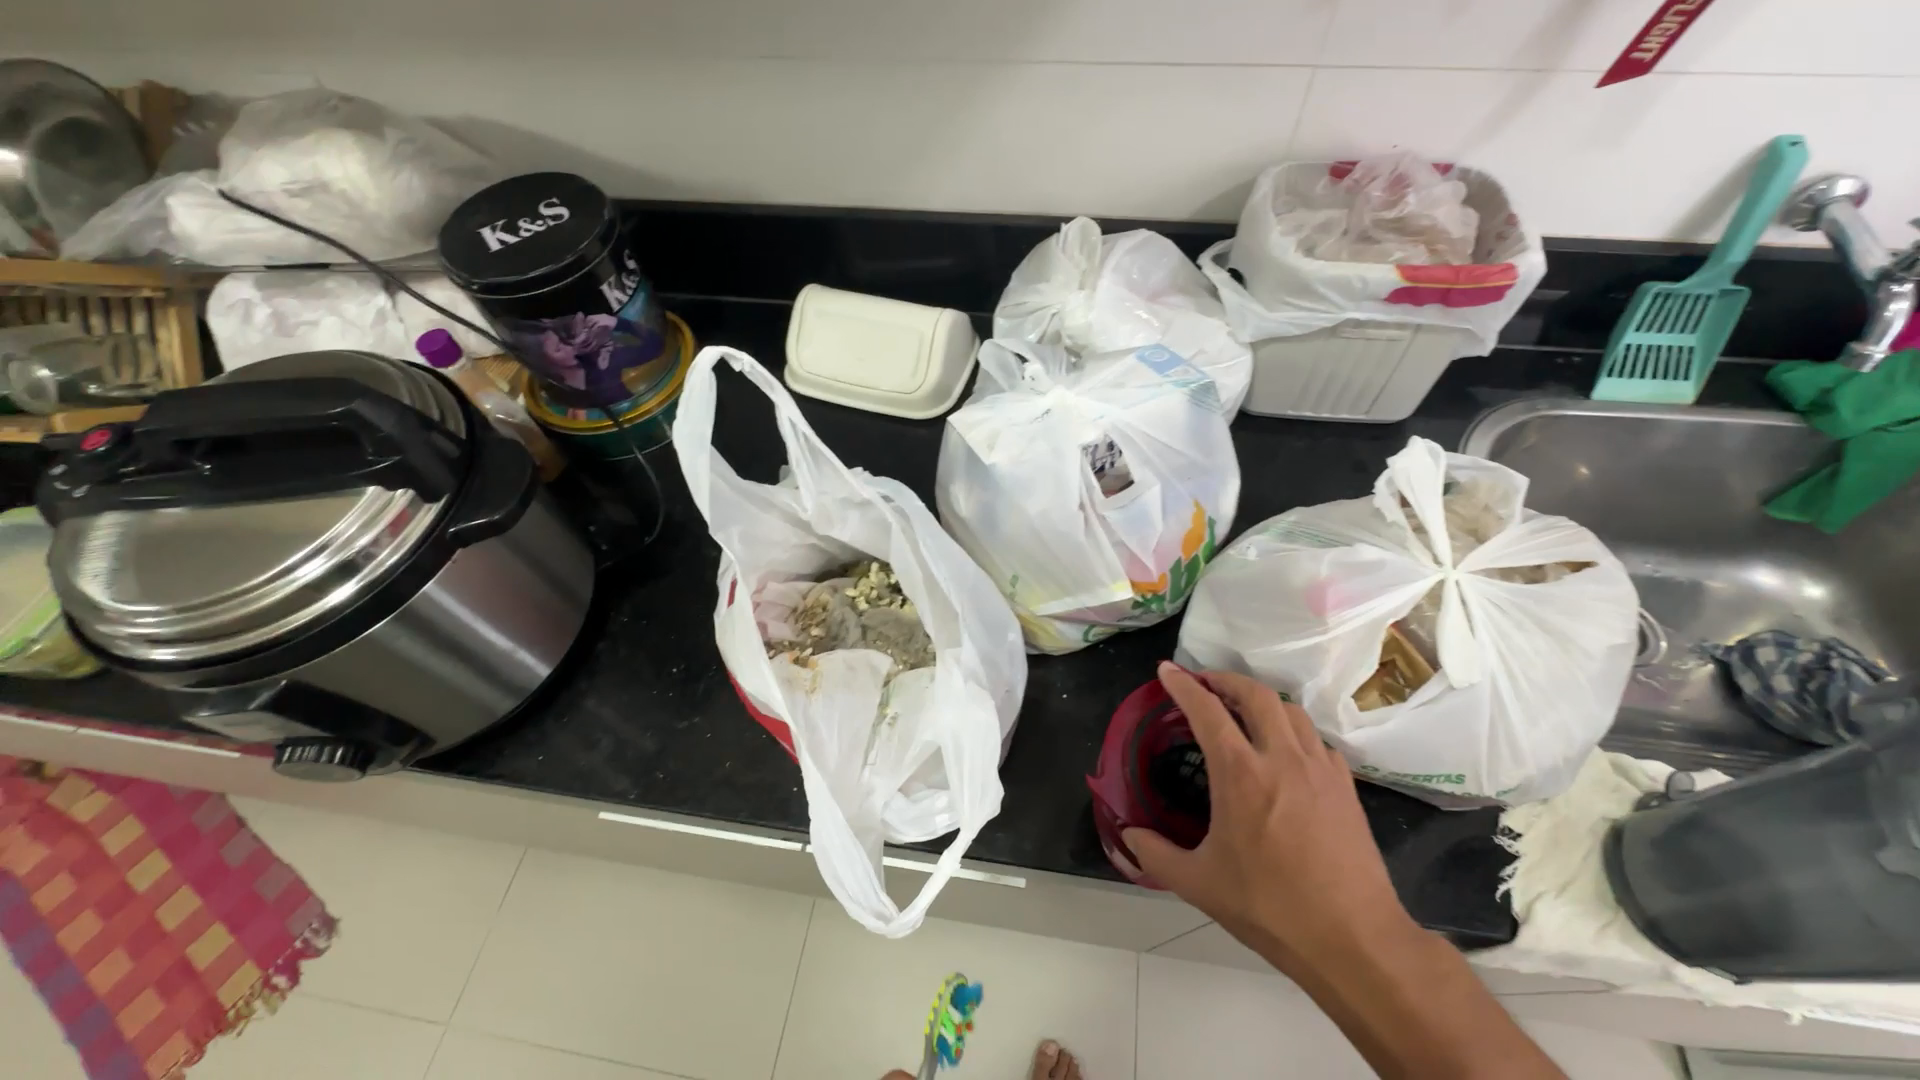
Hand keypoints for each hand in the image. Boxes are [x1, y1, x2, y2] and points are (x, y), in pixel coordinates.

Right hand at [1125, 662, 1413, 976]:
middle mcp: (1281, 758)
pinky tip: (1286, 751)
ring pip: (1291, 711)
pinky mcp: (1345, 787)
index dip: (1183, 685)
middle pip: (1256, 694)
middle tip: (1205, 683)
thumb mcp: (1198, 884)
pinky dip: (1294, 730)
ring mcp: (1319, 769)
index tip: (1167, 671)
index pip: (1206, 710)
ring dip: (1262, 700)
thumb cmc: (1269, 908)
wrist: (1352, 938)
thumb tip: (1129, 835)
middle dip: (1226, 679)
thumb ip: (1156, 854)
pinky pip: (1316, 740)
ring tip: (1244, 711)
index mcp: (1240, 774)